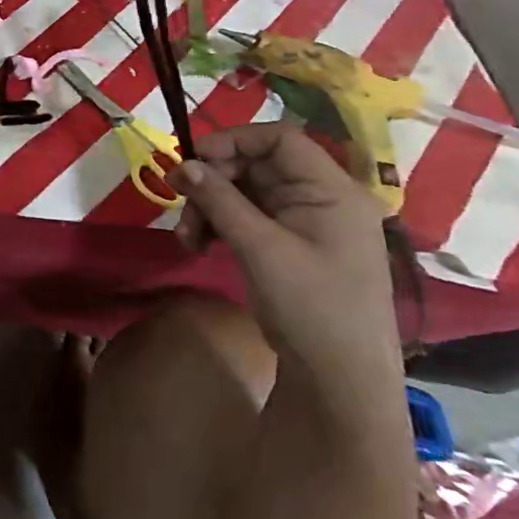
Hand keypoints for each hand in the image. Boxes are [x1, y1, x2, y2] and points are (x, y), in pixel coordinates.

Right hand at [166, 123, 399, 381]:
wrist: (338, 378)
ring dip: (210, 206)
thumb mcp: (260, 248)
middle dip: (214, 182)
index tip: (192, 159)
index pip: (280, 139)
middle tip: (180, 203)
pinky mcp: (287, 245)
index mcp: (332, 190)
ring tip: (188, 238)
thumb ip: (220, 201)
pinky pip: (246, 217)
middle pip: (256, 166)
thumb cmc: (311, 306)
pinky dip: (219, 225)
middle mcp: (320, 198)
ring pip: (245, 192)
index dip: (233, 140)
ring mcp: (304, 222)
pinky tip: (200, 245)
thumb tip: (182, 165)